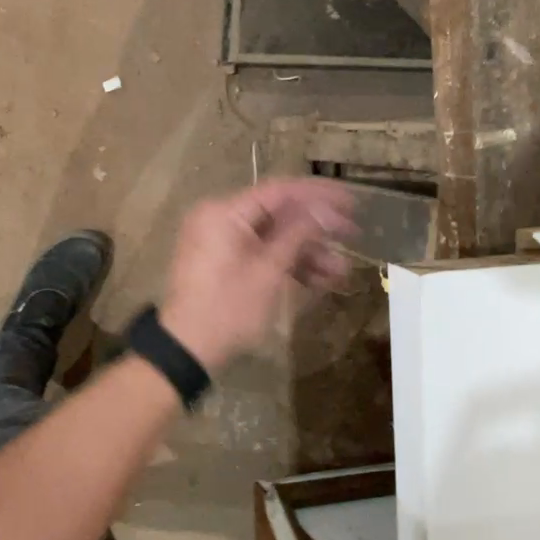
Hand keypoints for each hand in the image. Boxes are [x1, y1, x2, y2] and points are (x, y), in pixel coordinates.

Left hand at [158, 178, 357, 371]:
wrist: (186, 349)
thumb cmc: (228, 309)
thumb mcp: (268, 271)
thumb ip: (298, 234)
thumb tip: (326, 209)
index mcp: (224, 212)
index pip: (279, 191)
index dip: (318, 195)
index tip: (352, 201)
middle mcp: (219, 218)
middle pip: (277, 215)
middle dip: (316, 231)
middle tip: (353, 236)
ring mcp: (220, 241)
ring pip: (271, 238)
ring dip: (306, 253)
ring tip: (341, 272)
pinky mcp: (223, 263)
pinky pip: (259, 253)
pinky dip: (285, 265)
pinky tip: (319, 281)